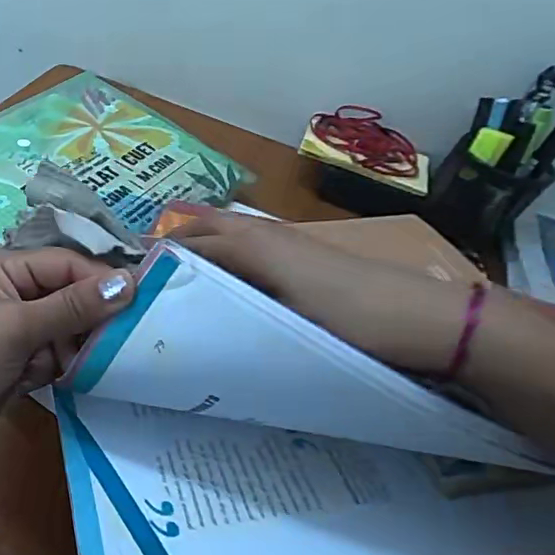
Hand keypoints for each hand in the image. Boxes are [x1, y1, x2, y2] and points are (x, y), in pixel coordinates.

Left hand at [0, 249, 132, 476]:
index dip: (102, 282)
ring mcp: (14, 330)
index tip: (144, 305)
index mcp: (4, 268)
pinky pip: (56, 356)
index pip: (66, 264)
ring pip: (67, 329)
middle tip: (121, 341)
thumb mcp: (18, 327)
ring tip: (77, 366)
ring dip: (76, 347)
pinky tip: (62, 380)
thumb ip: (73, 305)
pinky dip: (64, 367)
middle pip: (70, 295)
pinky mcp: (17, 363)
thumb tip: (129, 280)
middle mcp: (11, 292)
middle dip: (90, 319)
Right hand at [166, 212, 475, 372]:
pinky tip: (218, 291)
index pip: (187, 241)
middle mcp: (263, 234)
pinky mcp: (301, 262)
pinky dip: (220, 263)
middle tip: (144, 282)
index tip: (127, 283)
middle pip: (203, 232)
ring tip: (171, 286)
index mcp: (251, 241)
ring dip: (196, 254)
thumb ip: (224, 301)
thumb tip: (178, 306)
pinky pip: (244, 254)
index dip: (156, 258)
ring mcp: (285, 245)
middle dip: (172, 248)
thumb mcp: (279, 313)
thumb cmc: (350, 314)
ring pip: (224, 241)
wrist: (427, 322)